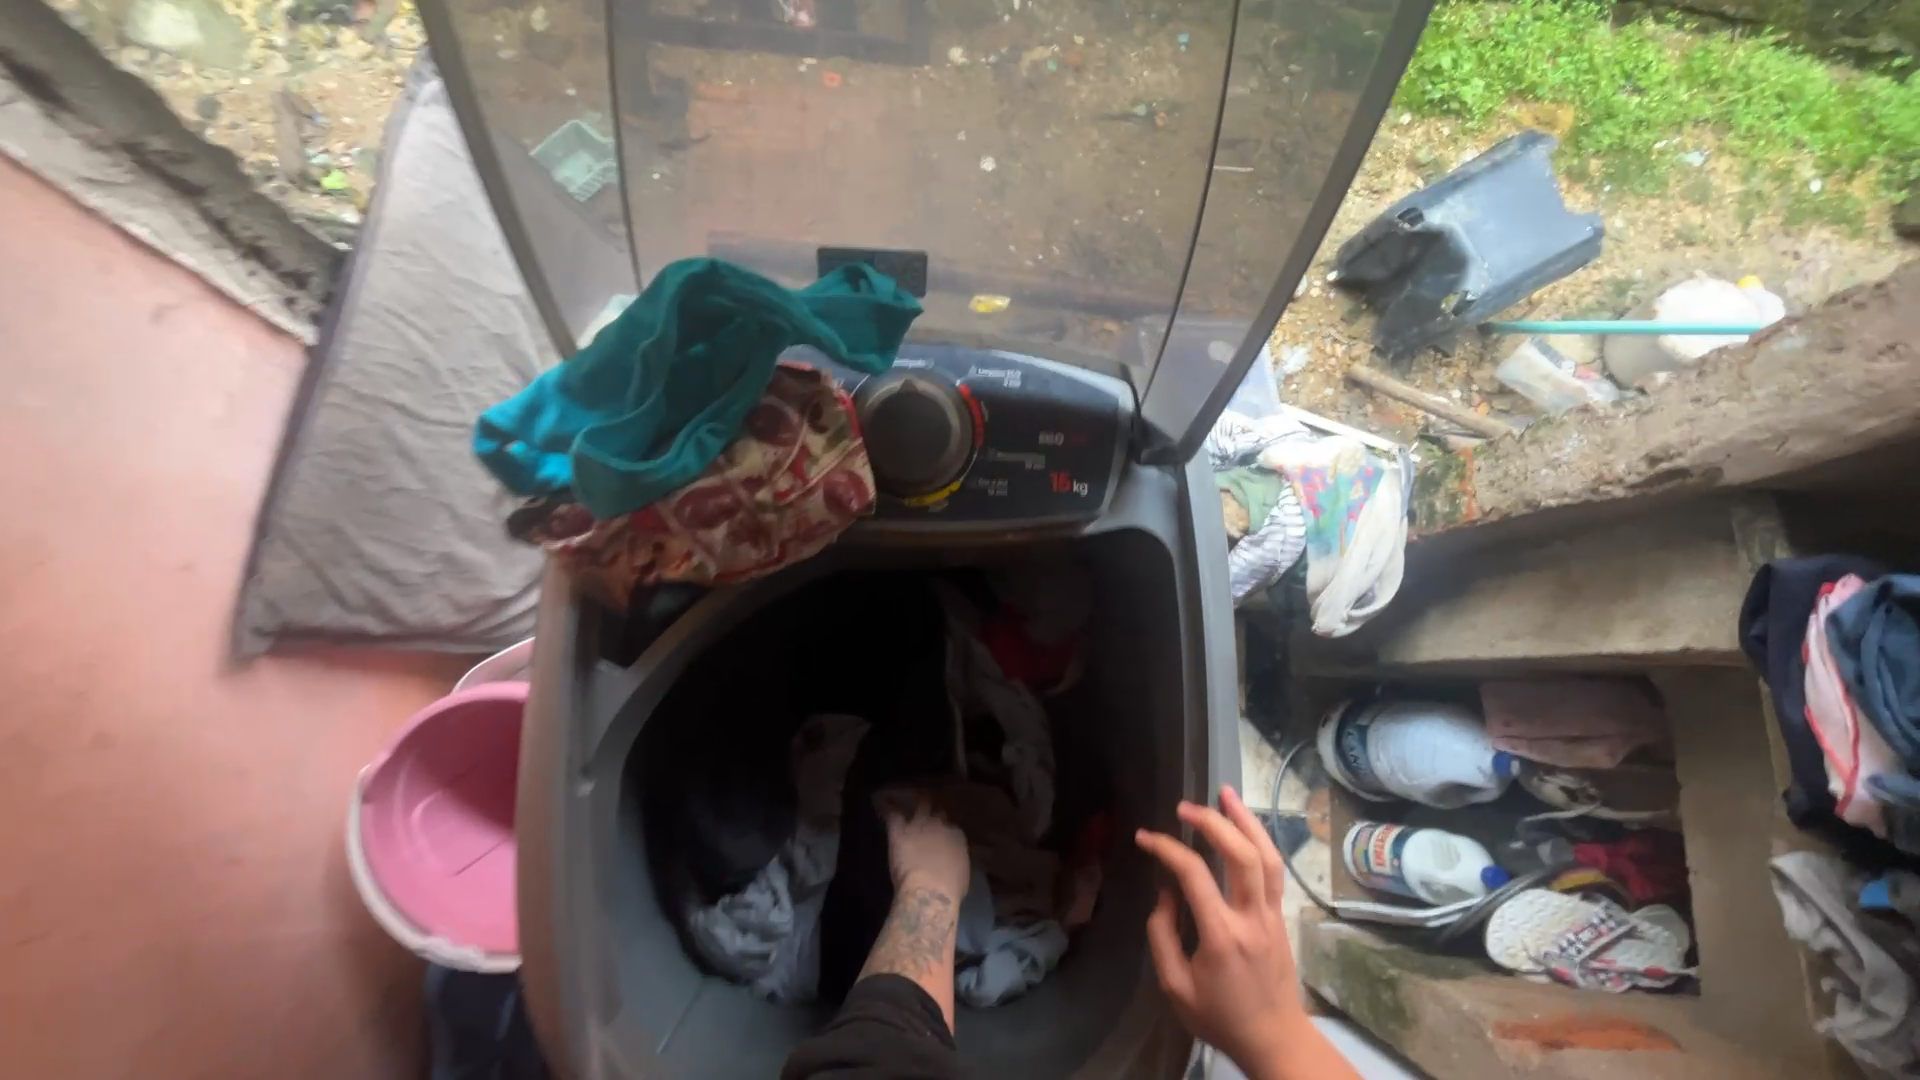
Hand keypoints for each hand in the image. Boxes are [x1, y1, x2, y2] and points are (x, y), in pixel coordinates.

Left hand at [876, 788, 970, 899]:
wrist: (929, 891)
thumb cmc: (950, 888)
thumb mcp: (962, 871)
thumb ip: (957, 856)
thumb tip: (952, 854)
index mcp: (955, 834)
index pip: (951, 823)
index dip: (946, 825)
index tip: (943, 829)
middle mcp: (939, 824)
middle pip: (937, 809)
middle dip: (933, 810)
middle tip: (928, 810)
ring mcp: (918, 825)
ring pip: (919, 805)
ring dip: (916, 804)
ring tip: (909, 800)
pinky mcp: (899, 831)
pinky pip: (893, 814)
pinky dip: (889, 809)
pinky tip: (885, 805)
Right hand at [1135, 785, 1306, 1079]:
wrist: (1276, 1041)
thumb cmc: (1220, 1017)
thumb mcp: (1175, 987)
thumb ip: (1163, 935)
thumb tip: (1166, 892)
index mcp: (1222, 936)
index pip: (1194, 875)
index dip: (1166, 848)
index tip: (1144, 838)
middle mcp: (1252, 918)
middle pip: (1242, 855)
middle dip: (1214, 822)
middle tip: (1185, 806)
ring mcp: (1273, 915)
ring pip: (1267, 856)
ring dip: (1247, 820)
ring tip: (1226, 793)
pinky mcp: (1281, 916)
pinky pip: (1274, 868)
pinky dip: (1260, 839)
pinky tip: (1245, 823)